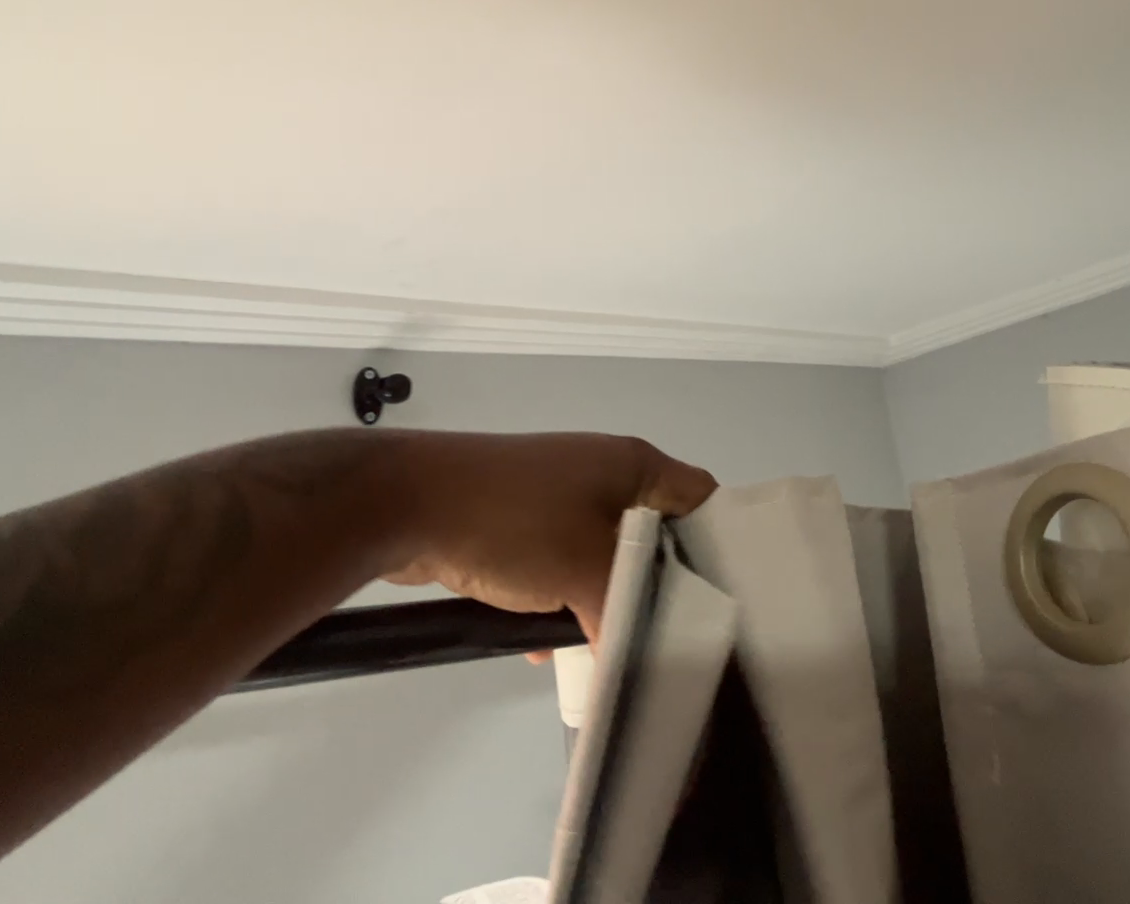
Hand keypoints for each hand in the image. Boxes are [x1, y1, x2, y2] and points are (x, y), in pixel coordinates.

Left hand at [379, 431, 716, 641]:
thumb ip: (625, 617)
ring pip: (603, 557)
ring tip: (604, 653)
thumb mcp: (585, 572)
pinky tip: (545, 647)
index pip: (701, 501)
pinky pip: (560, 564)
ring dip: (601, 603)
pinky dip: (559, 600)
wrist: (407, 502)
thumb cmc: (514, 522)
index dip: (719, 546)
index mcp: (633, 466)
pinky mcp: (522, 519)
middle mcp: (603, 473)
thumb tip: (632, 662)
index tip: (722, 603)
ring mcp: (559, 494)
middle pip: (652, 537)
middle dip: (654, 589)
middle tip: (666, 639)